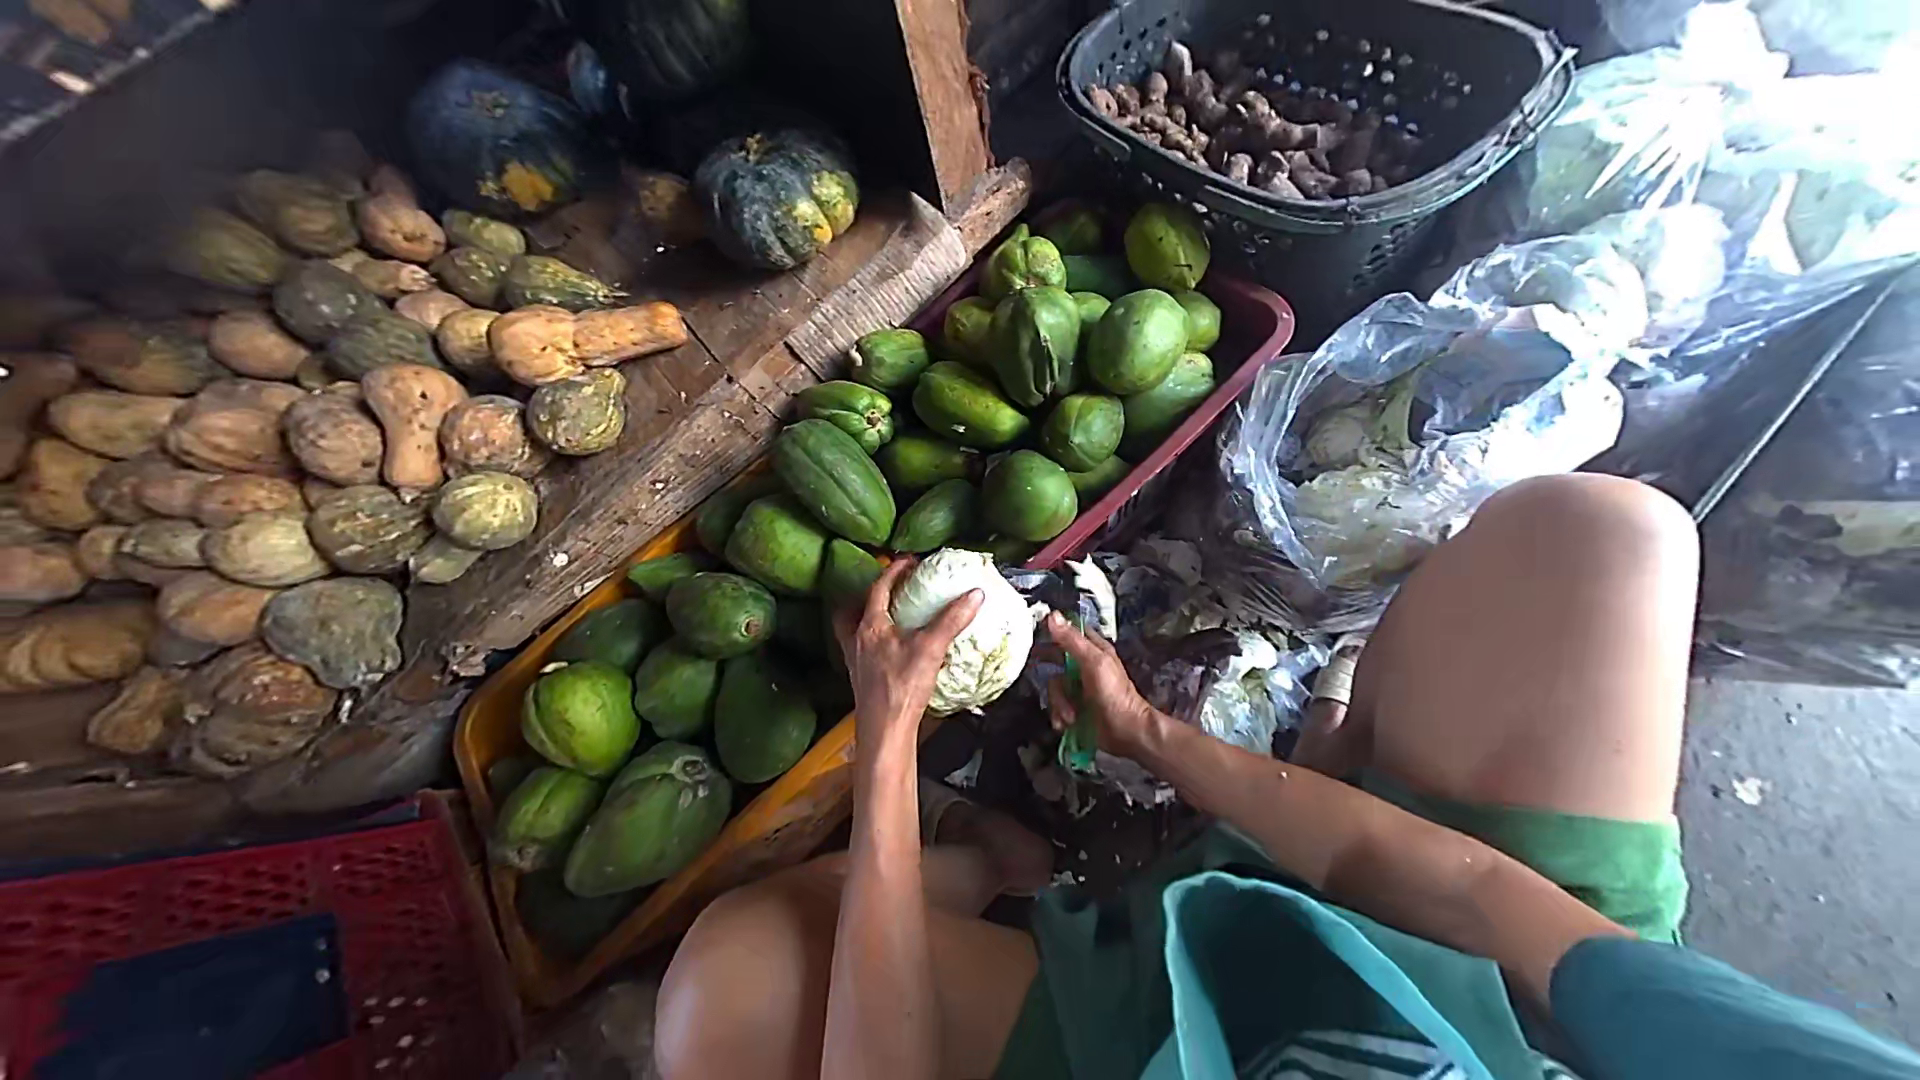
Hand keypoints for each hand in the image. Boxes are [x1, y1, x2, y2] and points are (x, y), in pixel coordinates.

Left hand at [833, 557, 982, 748]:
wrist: (885, 730)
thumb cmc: (902, 687)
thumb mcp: (931, 648)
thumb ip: (952, 620)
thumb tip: (974, 594)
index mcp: (870, 626)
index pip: (879, 588)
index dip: (894, 571)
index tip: (908, 561)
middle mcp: (857, 640)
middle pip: (853, 607)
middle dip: (869, 594)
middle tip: (888, 588)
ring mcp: (855, 660)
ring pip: (852, 630)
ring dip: (865, 618)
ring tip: (884, 616)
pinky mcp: (860, 678)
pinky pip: (860, 650)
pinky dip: (871, 642)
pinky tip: (888, 649)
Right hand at [1044, 612, 1161, 760]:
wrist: (1126, 732)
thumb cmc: (1114, 694)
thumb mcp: (1094, 662)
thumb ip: (1072, 640)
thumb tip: (1052, 616)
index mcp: (1093, 649)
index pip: (1069, 631)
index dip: (1053, 630)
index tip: (1038, 637)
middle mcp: (1084, 665)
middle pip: (1055, 659)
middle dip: (1050, 672)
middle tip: (1042, 674)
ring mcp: (1078, 687)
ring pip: (1054, 685)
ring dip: (1059, 702)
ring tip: (1070, 714)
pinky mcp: (1074, 707)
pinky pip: (1056, 705)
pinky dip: (1059, 715)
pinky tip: (1067, 723)